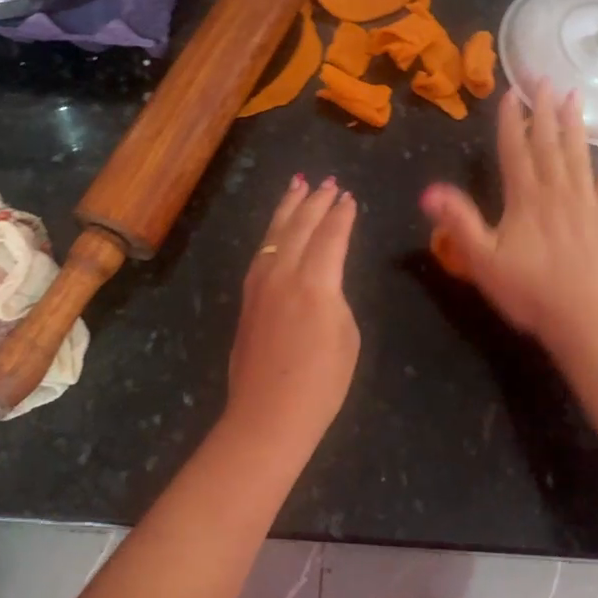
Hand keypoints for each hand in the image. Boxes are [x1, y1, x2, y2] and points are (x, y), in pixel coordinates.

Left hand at [226, 176, 360, 444]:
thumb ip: (336, 297)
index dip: (342, 214)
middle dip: (316, 201)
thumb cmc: (321, 384)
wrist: (268, 416)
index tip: (349, 197)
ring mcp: (260, 284)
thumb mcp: (347, 336)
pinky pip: (261, 252)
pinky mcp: (247, 298)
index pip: (331, 236)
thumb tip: (324, 280)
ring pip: (275, 233)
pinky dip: (272, 233)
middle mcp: (284, 273)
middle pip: (300, 226)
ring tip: (298, 186)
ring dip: (288, 208)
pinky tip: (277, 229)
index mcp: (315, 282)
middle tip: (328, 182)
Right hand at [421, 85, 597, 351]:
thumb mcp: (483, 261)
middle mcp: (557, 190)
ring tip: (575, 94)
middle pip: (549, 142)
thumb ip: (458, 222)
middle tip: (543, 76)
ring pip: (580, 153)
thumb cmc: (530, 293)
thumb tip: (428, 190)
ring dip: (575, 123)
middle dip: (544, 108)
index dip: (511, 120)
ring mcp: (588, 202)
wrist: (587, 320)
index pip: (515, 149)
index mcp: (525, 198)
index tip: (510, 91)